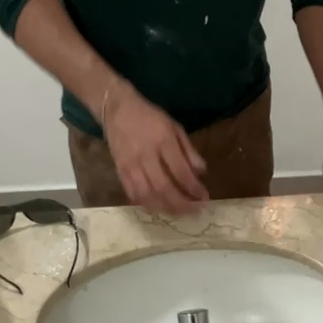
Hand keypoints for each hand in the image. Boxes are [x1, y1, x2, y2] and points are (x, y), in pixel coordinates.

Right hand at [100, 85, 209, 214]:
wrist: (117, 109)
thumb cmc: (150, 118)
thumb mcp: (175, 127)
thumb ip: (189, 150)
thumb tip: (201, 172)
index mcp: (163, 141)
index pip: (181, 171)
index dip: (194, 188)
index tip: (204, 198)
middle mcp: (146, 155)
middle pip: (164, 187)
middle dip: (181, 203)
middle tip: (194, 211)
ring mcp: (131, 164)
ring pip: (147, 194)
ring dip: (165, 208)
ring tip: (179, 213)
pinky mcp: (120, 170)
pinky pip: (133, 193)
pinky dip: (147, 204)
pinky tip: (159, 208)